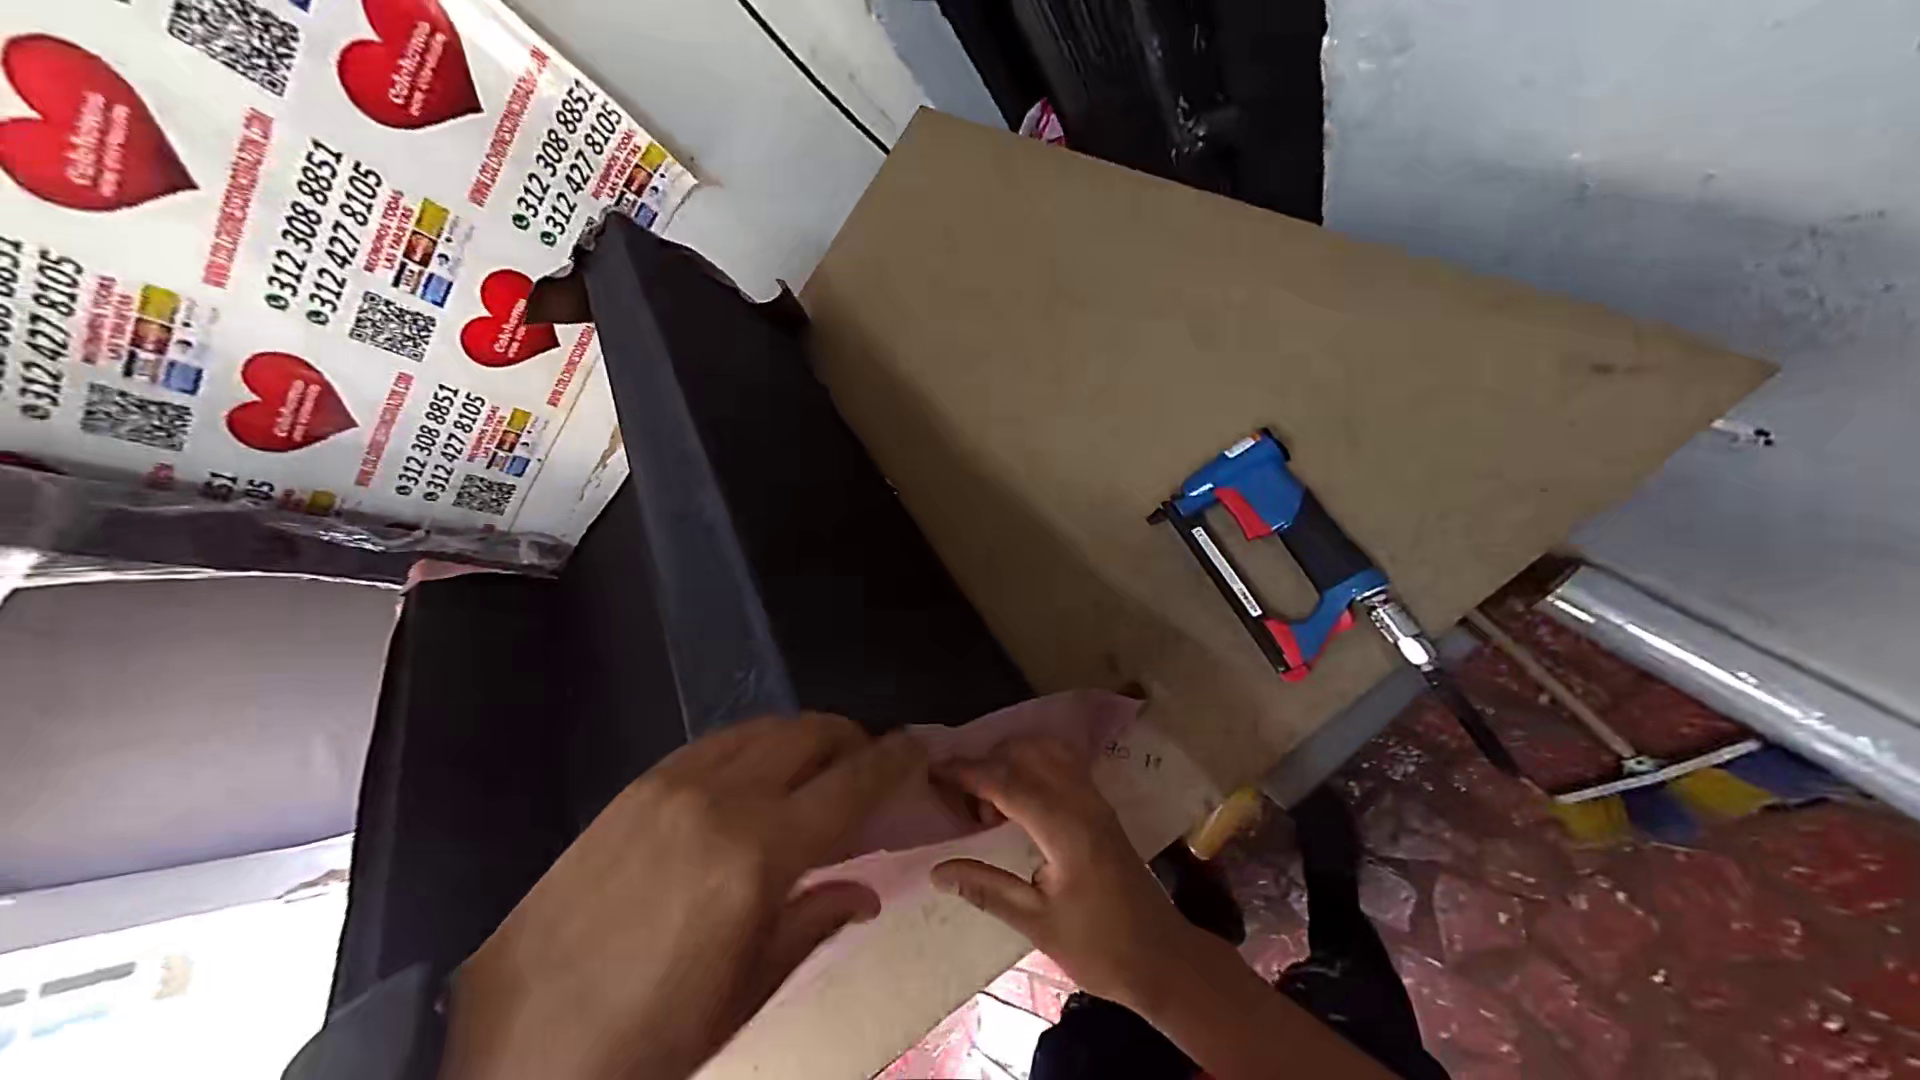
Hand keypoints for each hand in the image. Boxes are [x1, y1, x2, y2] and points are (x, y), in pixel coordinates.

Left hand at [438, 714, 924, 1079]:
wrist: (511, 1050)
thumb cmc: (648, 1040)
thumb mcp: (746, 994)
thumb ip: (815, 922)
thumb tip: (863, 889)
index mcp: (759, 853)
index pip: (851, 783)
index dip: (894, 760)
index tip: (919, 747)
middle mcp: (722, 797)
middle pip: (810, 734)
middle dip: (851, 740)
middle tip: (867, 767)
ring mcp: (672, 783)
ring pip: (764, 728)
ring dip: (803, 738)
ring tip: (815, 770)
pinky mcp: (635, 786)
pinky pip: (717, 742)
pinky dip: (754, 746)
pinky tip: (753, 778)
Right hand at [931, 740, 1391, 1079]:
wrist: (1163, 958)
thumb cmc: (1100, 947)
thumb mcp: (1037, 923)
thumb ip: (986, 888)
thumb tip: (937, 871)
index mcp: (1065, 828)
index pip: (1006, 782)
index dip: (966, 772)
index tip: (934, 771)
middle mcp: (1082, 801)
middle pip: (1026, 752)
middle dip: (986, 762)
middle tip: (960, 798)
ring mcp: (1095, 798)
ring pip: (1047, 750)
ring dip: (1011, 758)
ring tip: (988, 798)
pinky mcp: (1100, 805)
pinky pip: (1062, 762)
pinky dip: (1032, 763)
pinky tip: (1017, 795)